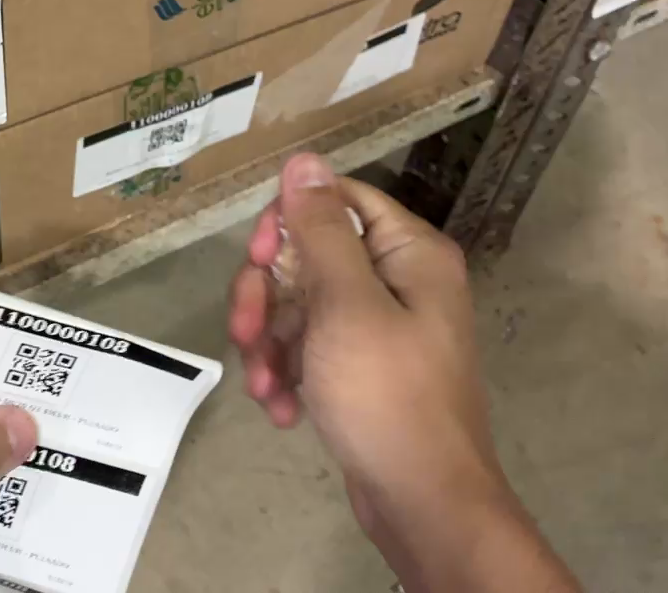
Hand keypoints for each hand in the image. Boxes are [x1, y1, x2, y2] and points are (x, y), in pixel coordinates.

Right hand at [227, 153, 579, 592]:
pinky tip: (281, 406)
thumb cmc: (387, 396)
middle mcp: (394, 279)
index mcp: (406, 253)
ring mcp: (374, 324)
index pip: (335, 199)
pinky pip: (305, 343)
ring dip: (267, 340)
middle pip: (305, 253)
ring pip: (296, 301)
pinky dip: (284, 369)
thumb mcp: (345, 304)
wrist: (423, 508)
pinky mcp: (357, 363)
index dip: (288, 220)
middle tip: (244, 331)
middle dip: (266, 296)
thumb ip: (321, 228)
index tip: (260, 257)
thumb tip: (304, 158)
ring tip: (263, 385)